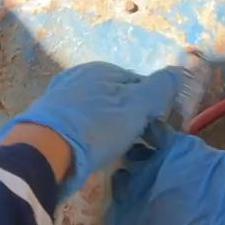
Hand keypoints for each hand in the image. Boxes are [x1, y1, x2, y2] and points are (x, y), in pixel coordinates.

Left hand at [4, 62, 183, 199]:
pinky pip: (85, 122)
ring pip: (103, 111)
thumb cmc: (96, 127)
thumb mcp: (134, 107)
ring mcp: (65, 94)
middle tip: (145, 149)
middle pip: (120, 98)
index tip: (162, 136)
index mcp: (103, 69)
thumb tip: (179, 70)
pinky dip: (96, 134)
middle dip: (136, 121)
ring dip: (117, 129)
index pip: (140, 85)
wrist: (45, 149)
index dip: (155, 110)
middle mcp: (83, 75)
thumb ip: (158, 89)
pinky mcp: (53, 116)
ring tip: (123, 154)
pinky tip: (97, 151)